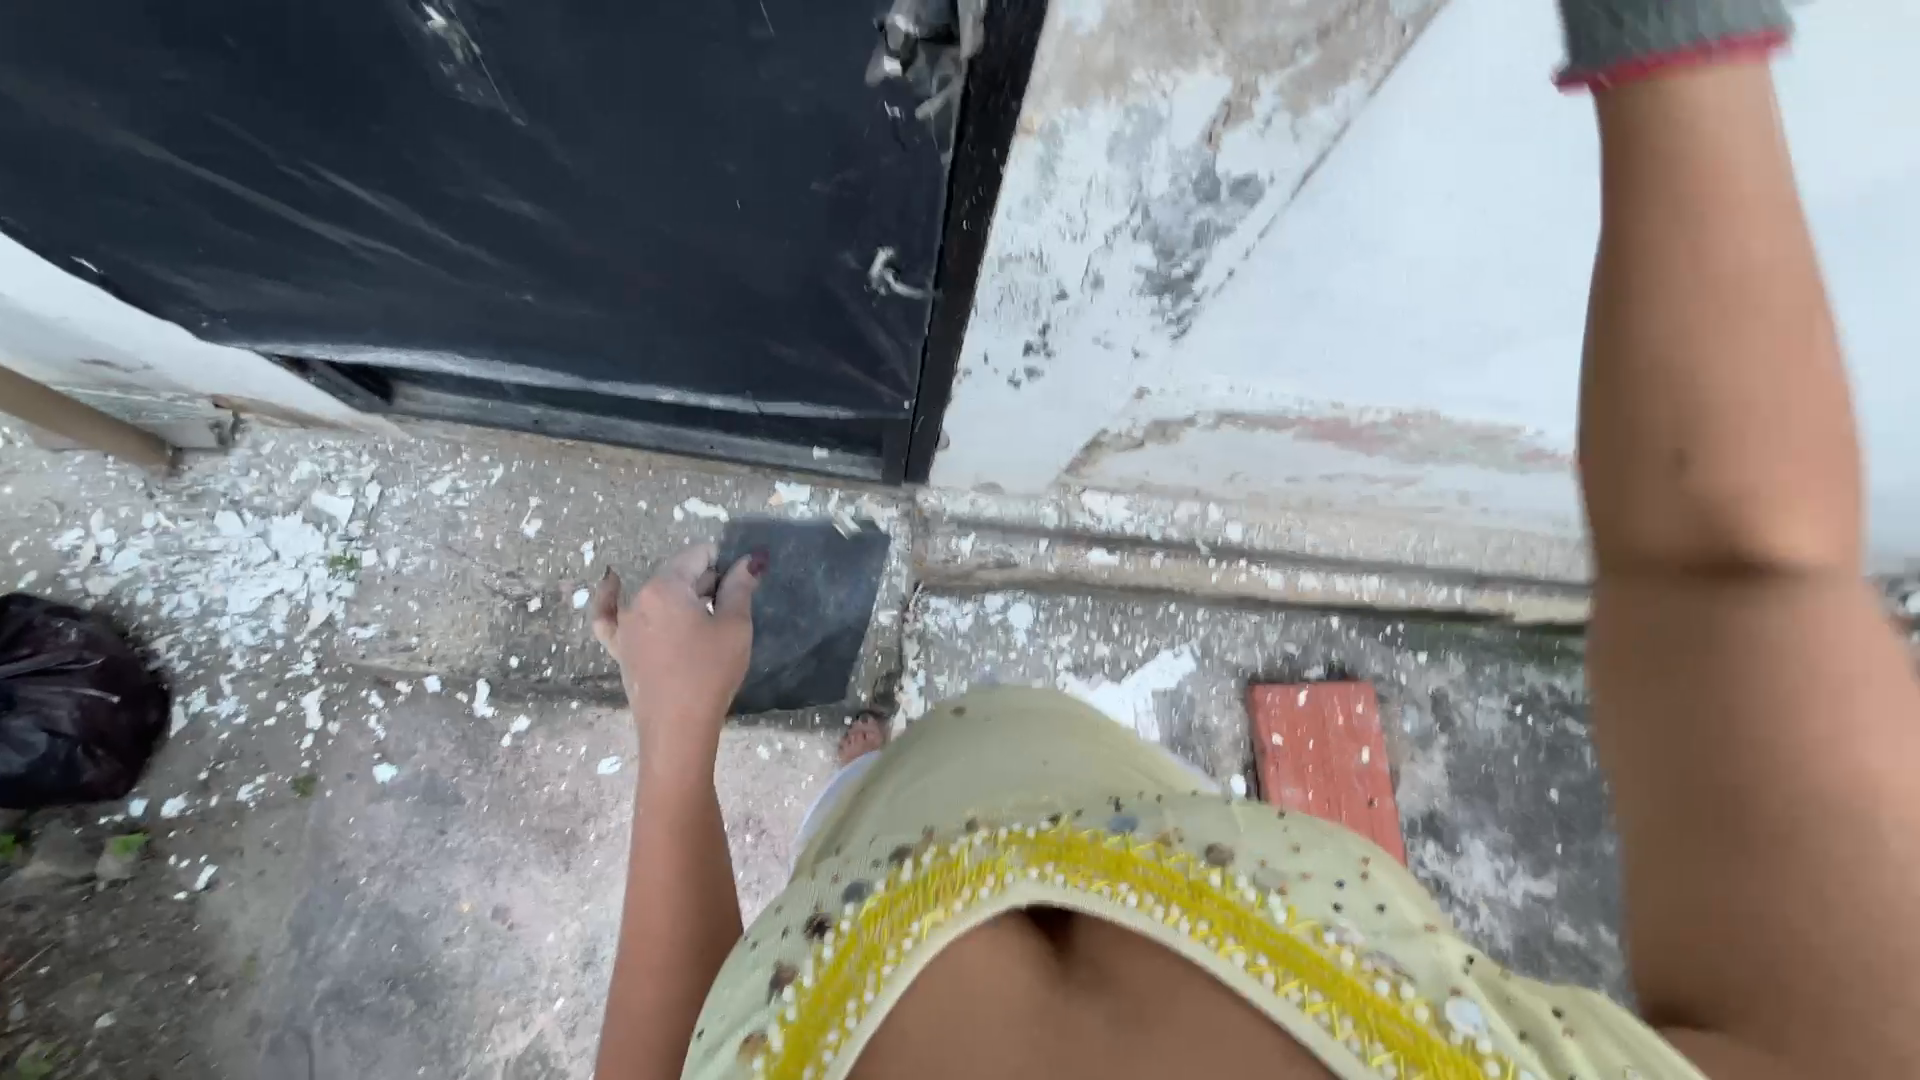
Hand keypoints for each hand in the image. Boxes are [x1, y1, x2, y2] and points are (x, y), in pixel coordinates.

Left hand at [589, 543, 763, 775]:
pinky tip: (612, 583)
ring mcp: (624, 625)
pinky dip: (611, 597)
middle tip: (728, 612)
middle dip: (705, 583)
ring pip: (655, 595)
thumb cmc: (711, 672)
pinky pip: (608, 615)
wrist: (678, 726)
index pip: (697, 555)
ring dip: (679, 597)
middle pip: (678, 574)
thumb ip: (740, 587)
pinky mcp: (619, 648)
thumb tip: (750, 559)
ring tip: (702, 619)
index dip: (723, 566)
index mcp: (666, 587)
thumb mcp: (735, 625)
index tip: (738, 590)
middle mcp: (638, 599)